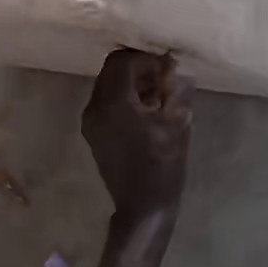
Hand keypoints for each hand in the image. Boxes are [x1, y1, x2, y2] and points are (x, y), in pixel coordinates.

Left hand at [81, 49, 192, 220]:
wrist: (142, 207)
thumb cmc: (162, 167)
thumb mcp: (176, 125)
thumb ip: (175, 93)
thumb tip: (176, 71)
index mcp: (113, 103)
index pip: (123, 62)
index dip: (147, 59)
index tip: (169, 68)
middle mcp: (94, 108)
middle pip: (112, 70)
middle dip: (139, 68)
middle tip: (165, 78)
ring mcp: (91, 122)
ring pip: (108, 85)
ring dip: (132, 83)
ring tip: (160, 94)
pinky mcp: (94, 133)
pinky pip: (106, 103)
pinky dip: (125, 98)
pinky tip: (148, 110)